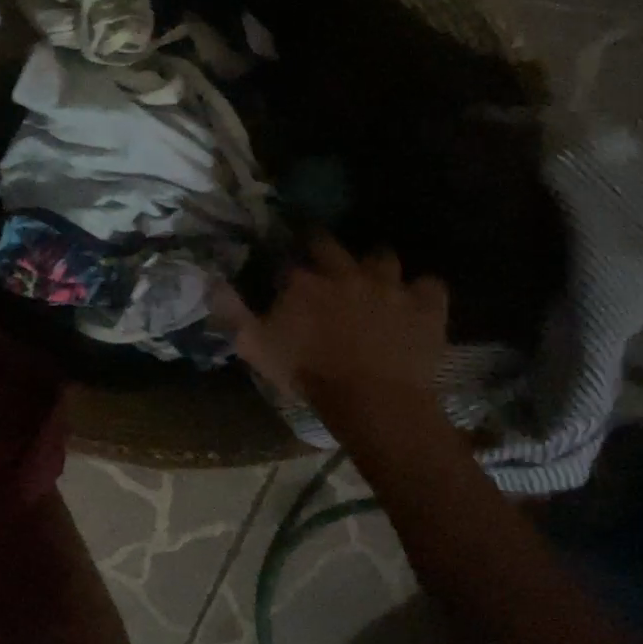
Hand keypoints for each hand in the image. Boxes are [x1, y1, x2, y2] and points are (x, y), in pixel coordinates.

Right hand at [215, 236, 448, 419]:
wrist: (373, 399)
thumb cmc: (306, 371)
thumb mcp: (254, 345)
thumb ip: (231, 310)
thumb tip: (212, 280)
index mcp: (302, 281)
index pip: (288, 259)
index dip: (284, 264)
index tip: (282, 273)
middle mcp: (344, 273)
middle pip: (331, 244)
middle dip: (322, 245)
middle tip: (321, 256)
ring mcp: (389, 287)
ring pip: (383, 256)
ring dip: (375, 262)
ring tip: (370, 273)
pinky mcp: (426, 306)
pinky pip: (430, 284)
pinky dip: (421, 288)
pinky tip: (413, 297)